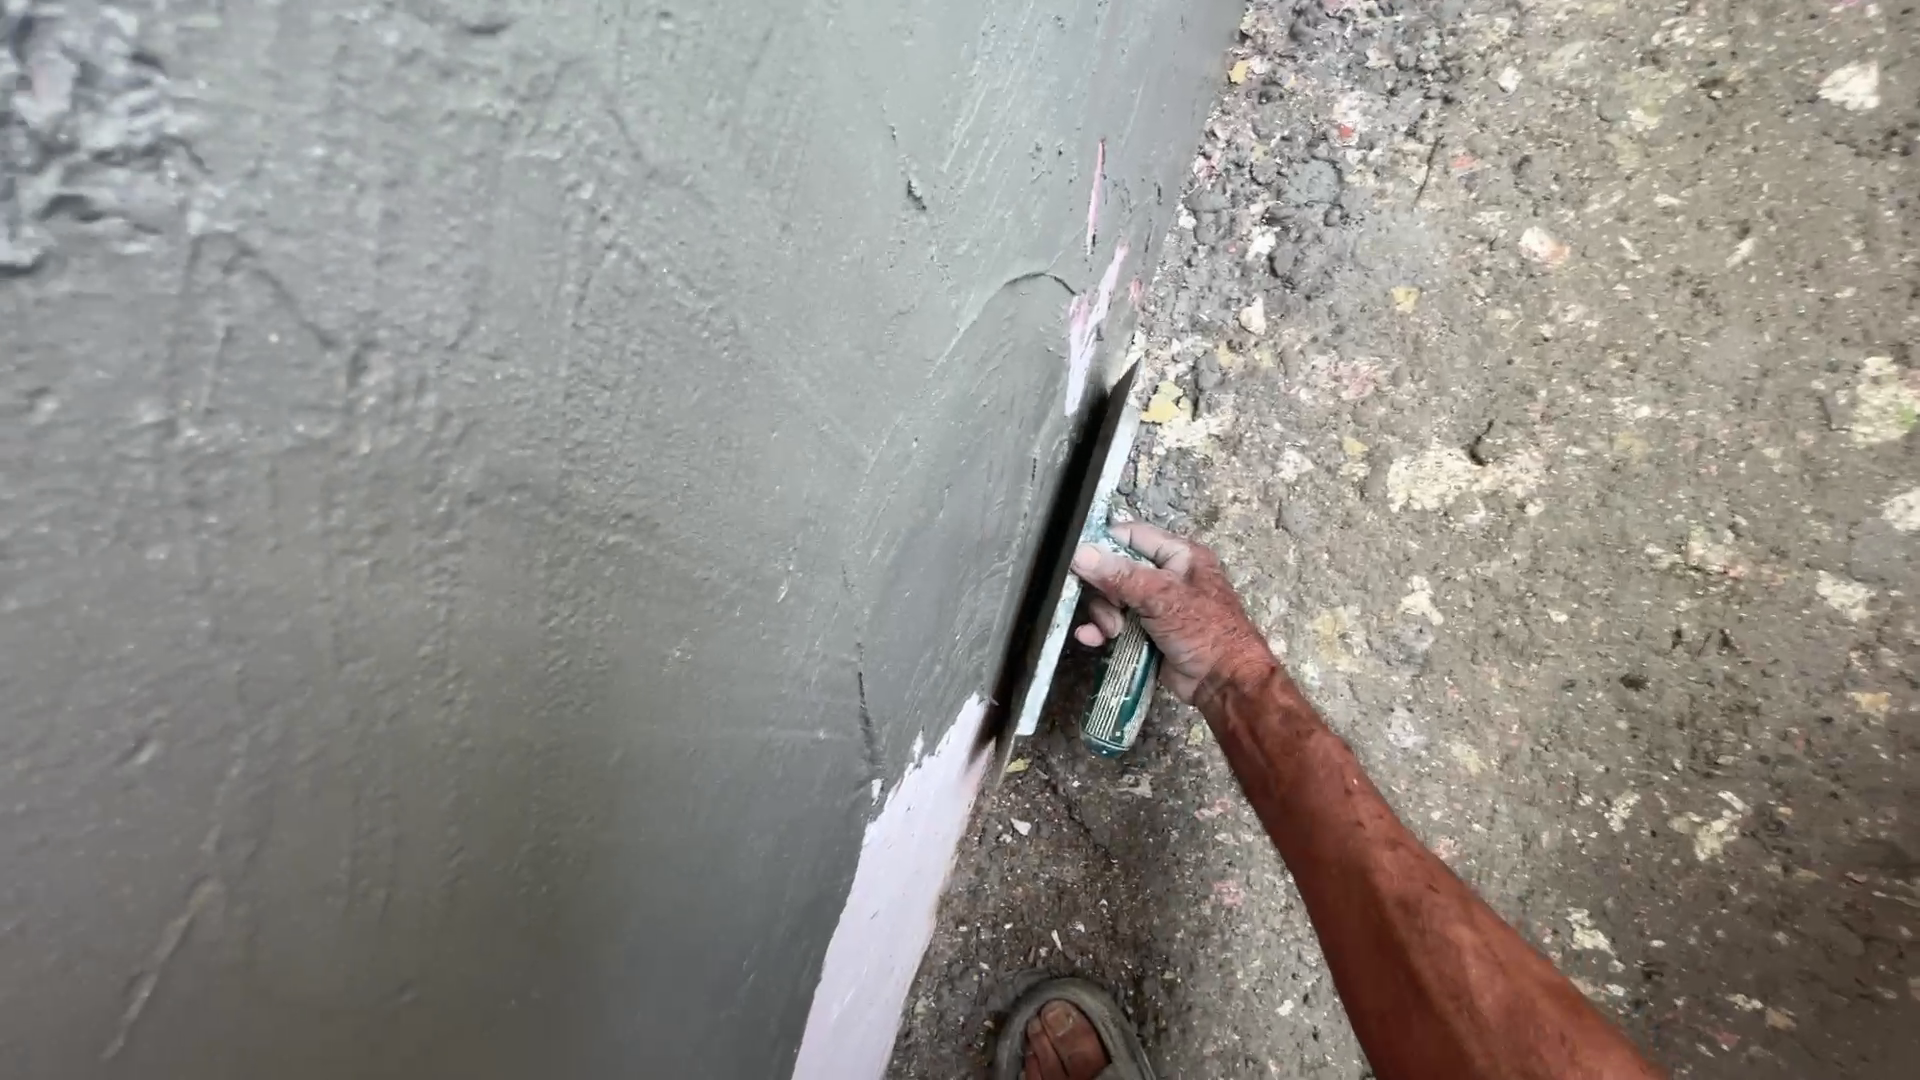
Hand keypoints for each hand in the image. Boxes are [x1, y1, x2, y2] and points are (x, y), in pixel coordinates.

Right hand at [1069, 522, 1274, 704]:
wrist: (1223, 683)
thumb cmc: (1206, 633)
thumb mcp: (1162, 598)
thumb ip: (1120, 575)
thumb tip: (1080, 554)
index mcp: (1178, 555)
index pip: (1130, 536)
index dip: (1103, 546)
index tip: (1079, 562)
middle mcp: (1164, 575)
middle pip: (1114, 568)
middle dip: (1103, 590)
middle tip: (1108, 607)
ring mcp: (1152, 604)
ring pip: (1109, 598)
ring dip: (1102, 614)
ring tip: (1110, 632)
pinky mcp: (1143, 630)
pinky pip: (1112, 622)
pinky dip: (1100, 630)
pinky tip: (1093, 639)